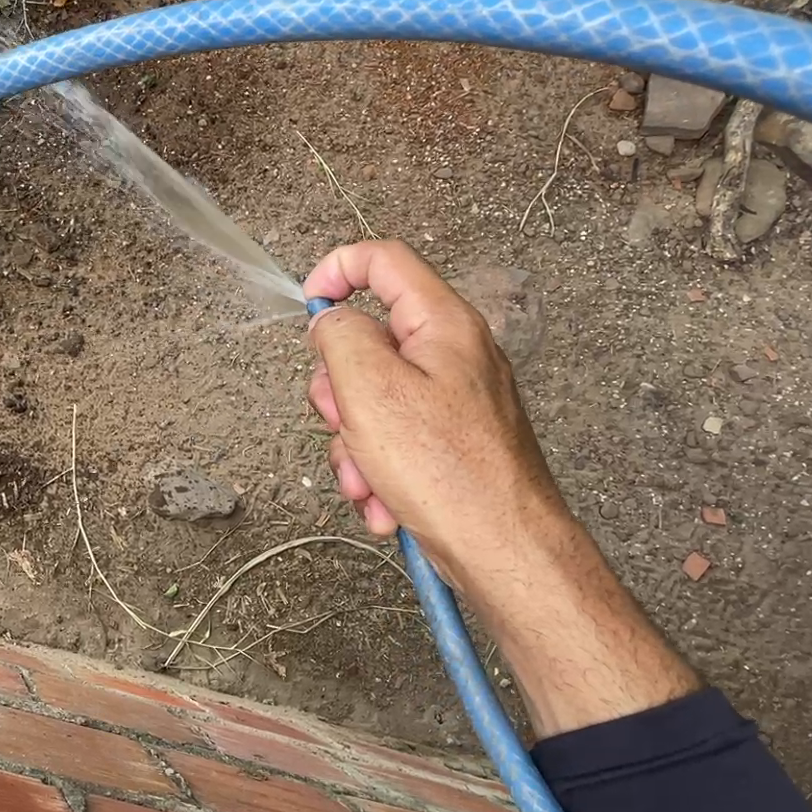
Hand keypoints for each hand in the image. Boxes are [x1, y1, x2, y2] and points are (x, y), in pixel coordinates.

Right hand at [304, 241, 697, 734]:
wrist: (504, 551)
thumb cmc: (446, 471)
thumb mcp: (370, 389)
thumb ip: (340, 337)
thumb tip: (329, 321)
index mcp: (442, 325)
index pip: (383, 260)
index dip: (336, 269)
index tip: (307, 302)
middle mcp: (452, 353)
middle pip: (366, 339)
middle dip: (337, 388)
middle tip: (342, 419)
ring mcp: (451, 398)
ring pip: (369, 396)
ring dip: (352, 442)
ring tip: (367, 480)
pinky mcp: (447, 438)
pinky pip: (389, 436)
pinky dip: (374, 467)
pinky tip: (384, 501)